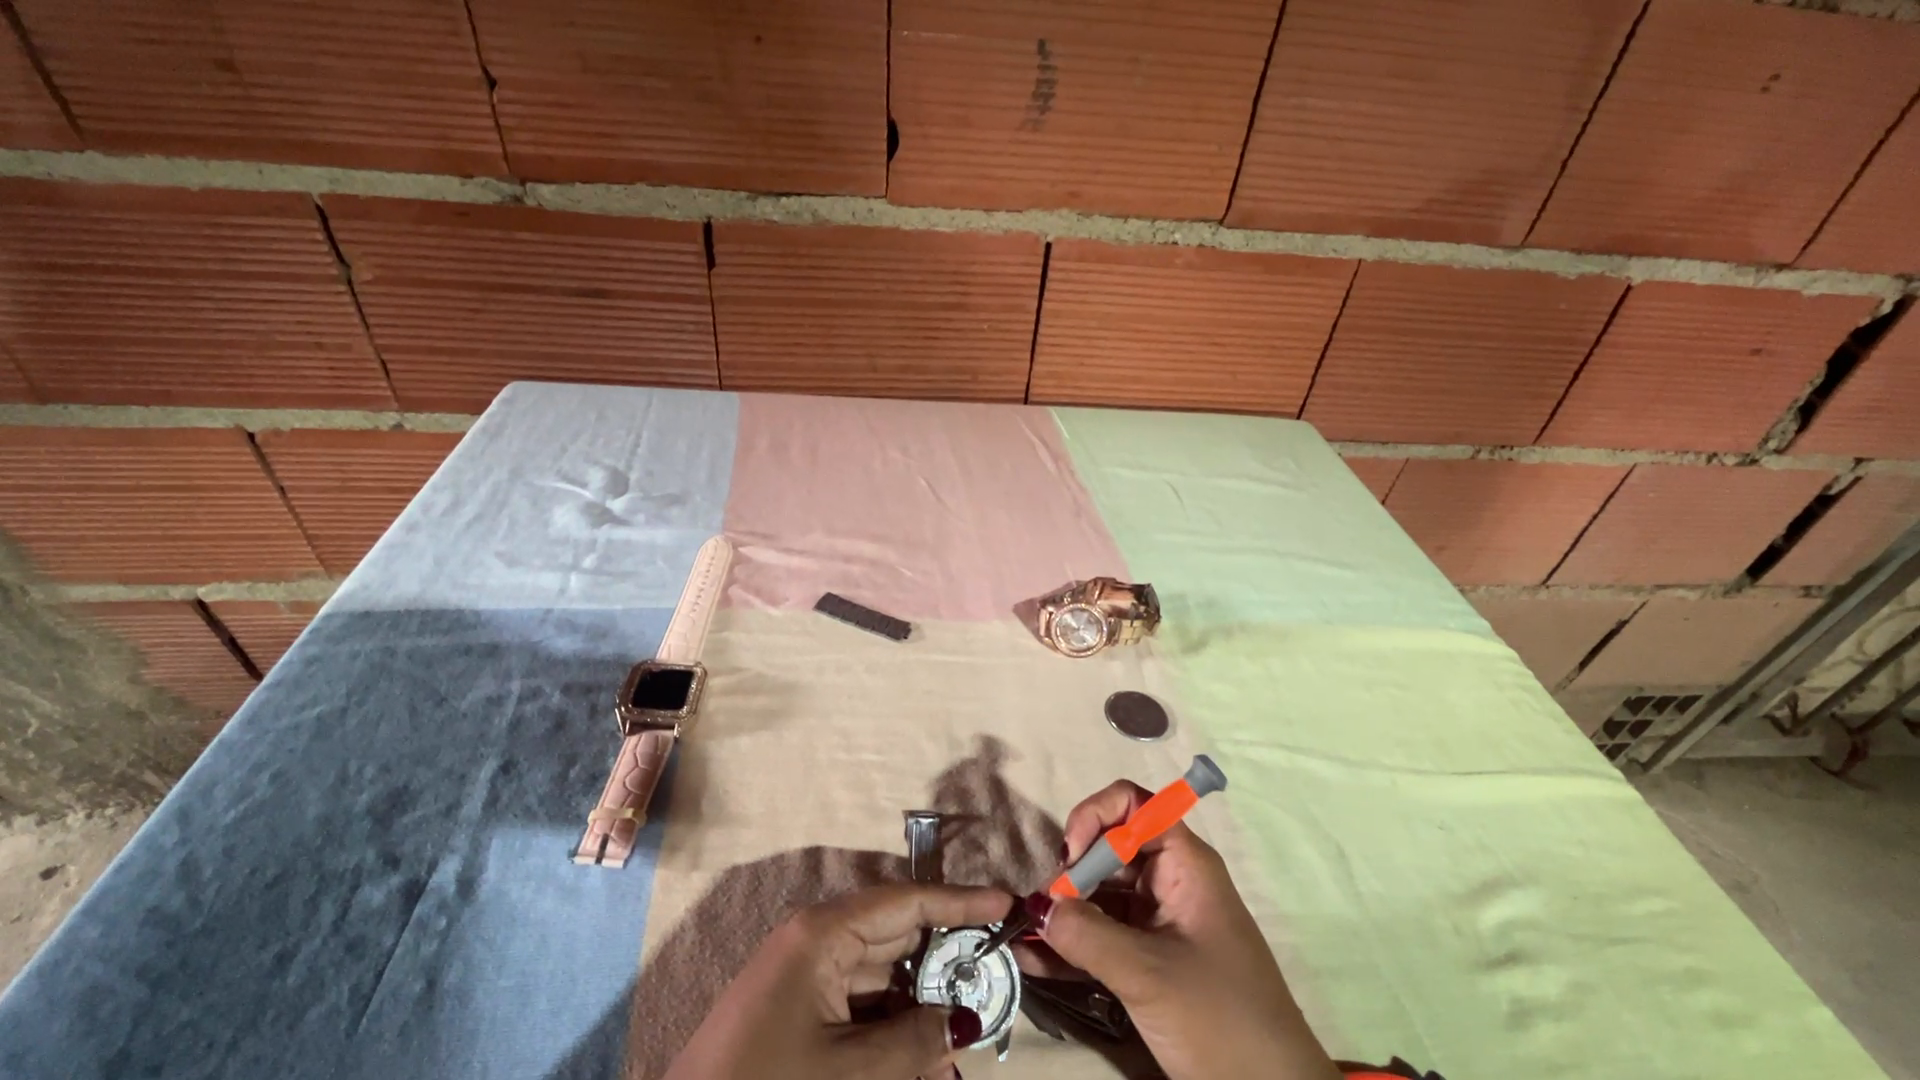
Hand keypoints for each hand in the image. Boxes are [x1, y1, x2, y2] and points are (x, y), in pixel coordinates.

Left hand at [663, 883, 1012, 1079]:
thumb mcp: (849, 1070)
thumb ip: (914, 1041)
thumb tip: (964, 1021)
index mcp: (824, 933)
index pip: (906, 901)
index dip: (960, 902)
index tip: (1008, 905)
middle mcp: (817, 941)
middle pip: (899, 936)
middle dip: (948, 961)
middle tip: (999, 977)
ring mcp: (807, 976)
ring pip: (885, 976)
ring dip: (923, 1003)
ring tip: (967, 1029)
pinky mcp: (800, 1010)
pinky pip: (862, 1006)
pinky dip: (895, 1025)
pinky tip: (925, 1053)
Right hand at [1028, 780, 1340, 1079]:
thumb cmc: (1220, 1018)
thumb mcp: (1149, 974)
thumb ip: (1088, 935)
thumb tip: (1038, 908)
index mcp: (1185, 865)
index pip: (1134, 806)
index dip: (1096, 817)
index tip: (1069, 857)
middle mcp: (1169, 882)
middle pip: (1108, 849)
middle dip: (1070, 872)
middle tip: (1041, 912)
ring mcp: (1157, 921)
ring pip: (1099, 895)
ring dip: (1061, 912)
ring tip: (1021, 935)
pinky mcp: (1146, 958)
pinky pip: (1100, 935)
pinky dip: (1068, 943)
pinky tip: (1032, 958)